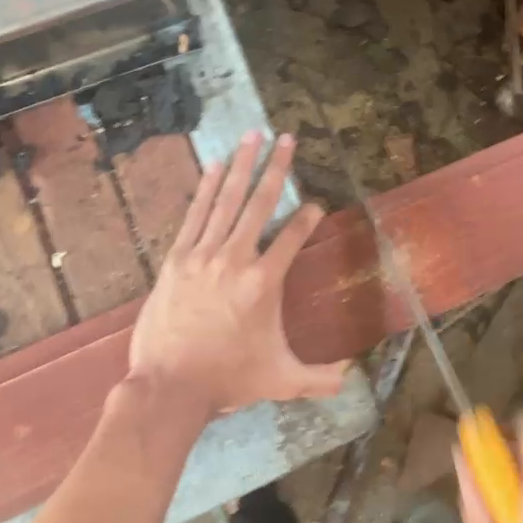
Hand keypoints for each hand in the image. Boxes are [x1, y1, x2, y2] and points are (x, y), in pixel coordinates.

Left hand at [126, 131, 349, 418]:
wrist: (168, 386)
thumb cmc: (228, 380)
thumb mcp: (281, 380)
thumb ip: (320, 378)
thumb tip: (353, 378)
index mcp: (264, 283)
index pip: (292, 238)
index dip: (307, 218)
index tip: (317, 204)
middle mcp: (236, 260)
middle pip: (260, 204)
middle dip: (276, 168)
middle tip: (286, 137)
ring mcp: (203, 256)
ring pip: (227, 201)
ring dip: (242, 166)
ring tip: (252, 136)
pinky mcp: (177, 259)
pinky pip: (195, 214)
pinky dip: (207, 188)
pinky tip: (216, 165)